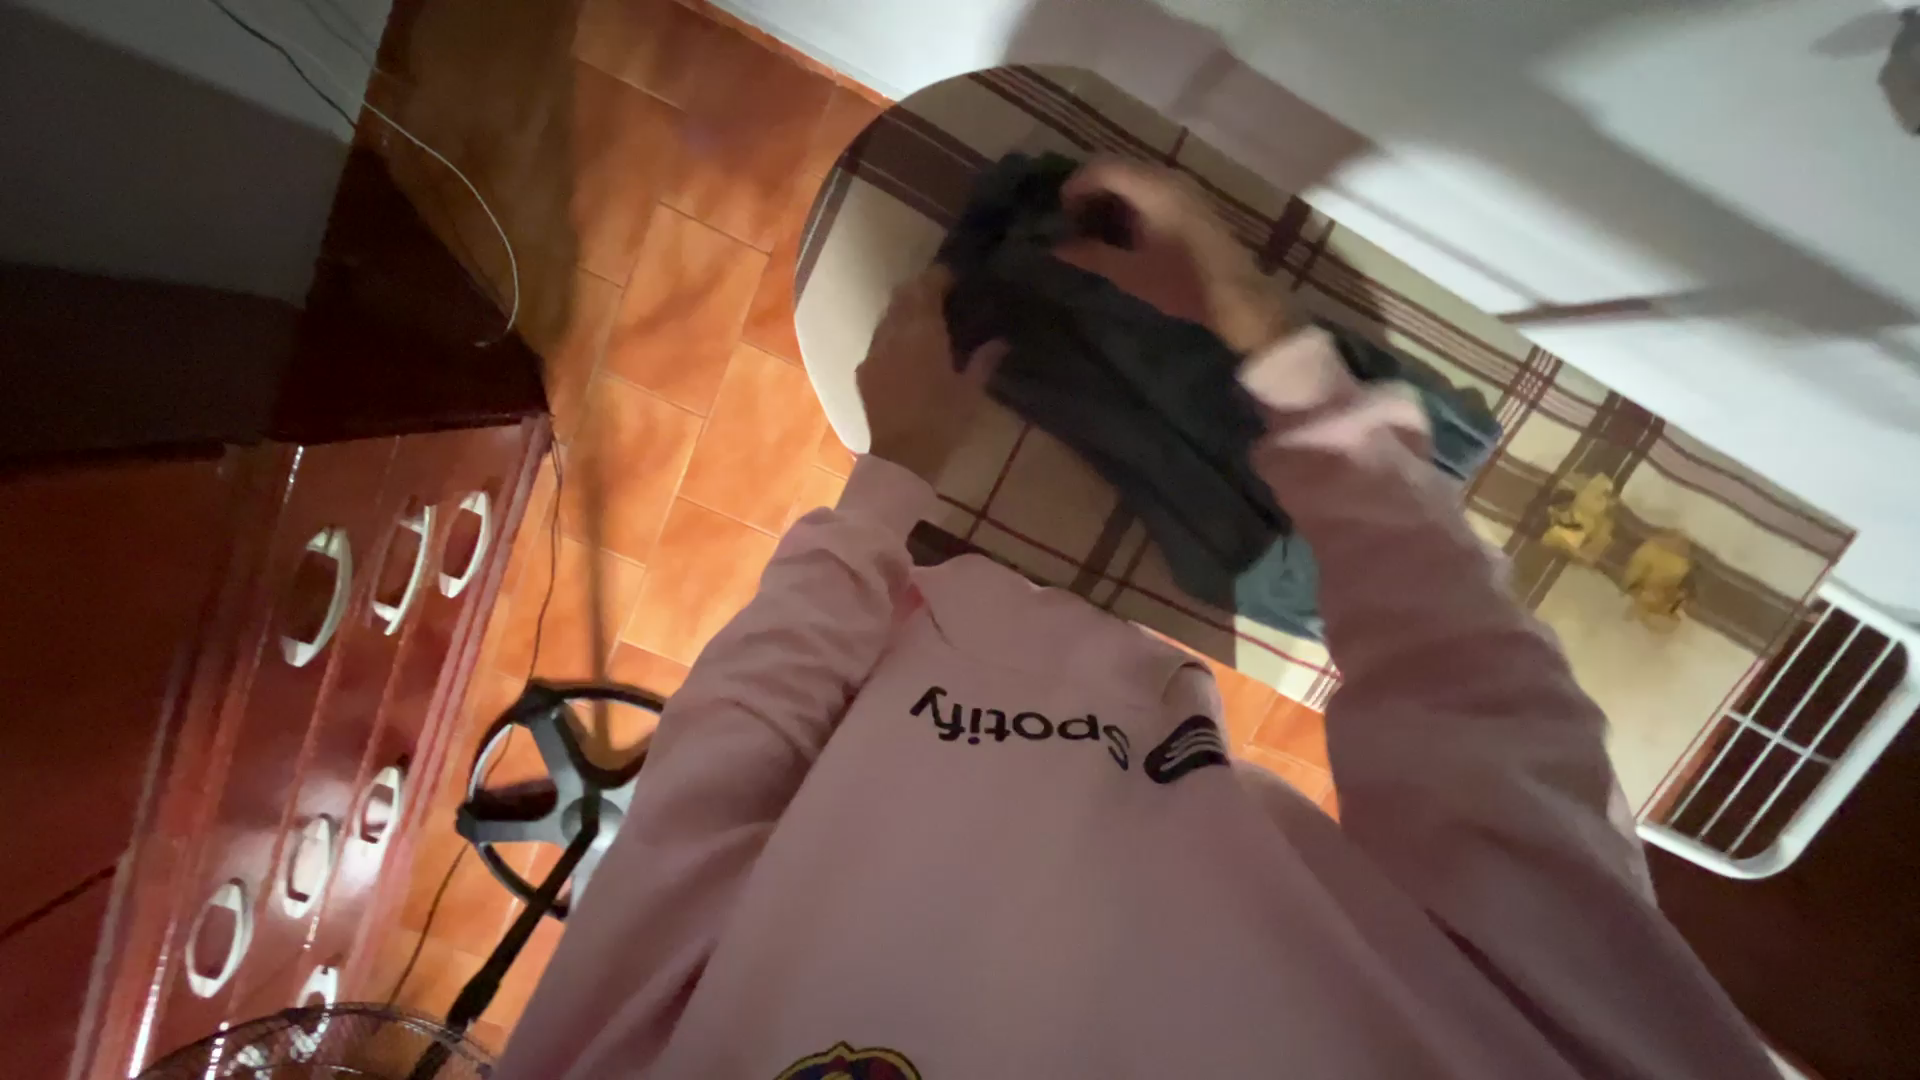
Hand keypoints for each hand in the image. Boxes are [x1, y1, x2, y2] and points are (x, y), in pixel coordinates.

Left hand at [857, 267, 1004, 481]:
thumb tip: (1001, 342)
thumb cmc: (942, 423)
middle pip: (904, 295)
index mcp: (923, 332)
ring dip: (904, 311)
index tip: (955, 281)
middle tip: (941, 298)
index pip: (927, 286)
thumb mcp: (970, 392)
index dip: (940, 278)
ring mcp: (874, 351)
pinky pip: (878, 340)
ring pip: (888, 316)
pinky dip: (892, 336)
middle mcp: (894, 333)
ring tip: (923, 323)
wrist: (902, 457)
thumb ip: (984, 361)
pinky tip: (905, 352)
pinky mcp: (864, 370)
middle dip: (921, 290)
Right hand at [1055, 159, 1291, 352]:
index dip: (1074, 186)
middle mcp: (1170, 178)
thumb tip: (1055, 249)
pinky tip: (1121, 235)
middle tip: (1070, 223)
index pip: (1103, 168)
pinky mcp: (1193, 205)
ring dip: (1110, 200)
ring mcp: (1185, 190)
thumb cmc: (1181, 285)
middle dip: (1090, 192)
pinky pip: (1152, 193)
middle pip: (1119, 169)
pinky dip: (1130, 206)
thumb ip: (1090, 256)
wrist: (1236, 299)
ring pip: (1136, 180)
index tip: (1058, 215)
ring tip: (1091, 232)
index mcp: (1153, 188)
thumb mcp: (1129, 274)